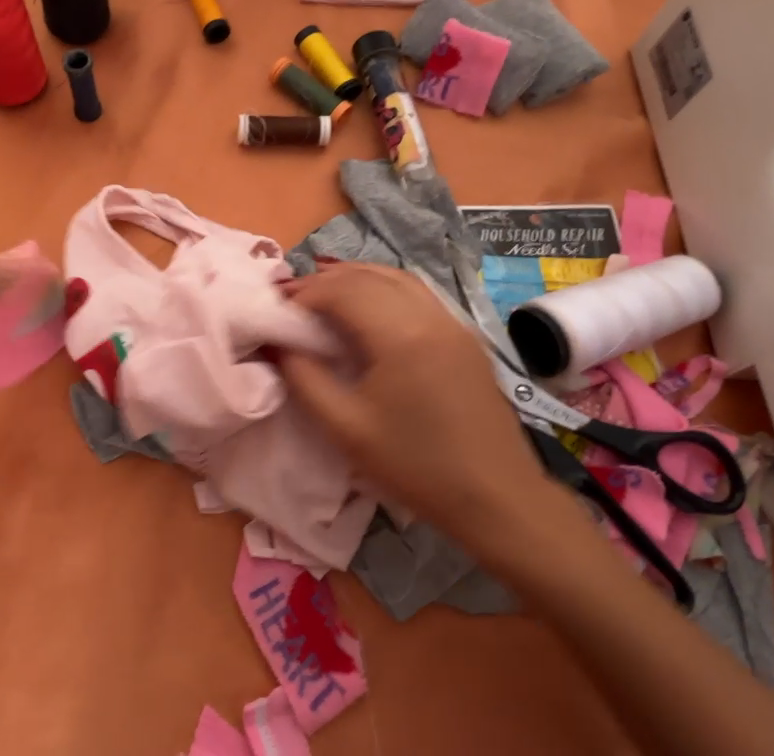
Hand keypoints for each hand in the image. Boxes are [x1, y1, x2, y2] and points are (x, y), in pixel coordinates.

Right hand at [276, 263, 576, 560]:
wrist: (496, 497)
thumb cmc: (414, 465)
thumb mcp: (345, 428)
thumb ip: (305, 378)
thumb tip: (278, 344)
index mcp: (400, 335)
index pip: (343, 290)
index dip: (305, 293)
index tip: (277, 308)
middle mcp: (430, 316)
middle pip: (370, 276)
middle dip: (326, 281)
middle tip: (293, 300)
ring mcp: (454, 324)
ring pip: (398, 279)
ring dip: (357, 279)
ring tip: (325, 298)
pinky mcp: (466, 339)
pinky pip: (419, 295)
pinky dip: (385, 290)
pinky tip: (368, 313)